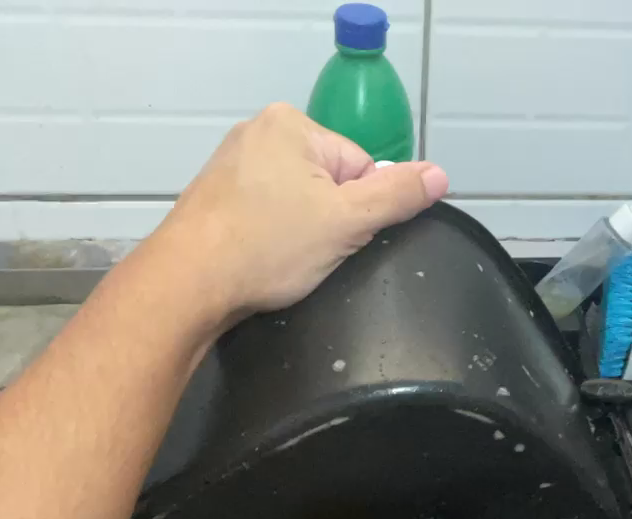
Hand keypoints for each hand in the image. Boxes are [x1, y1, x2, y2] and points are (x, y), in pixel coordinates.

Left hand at [148, 103, 448, 317]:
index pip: (360, 168)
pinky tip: (263, 259)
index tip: (339, 240)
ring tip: (284, 260)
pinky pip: (267, 214)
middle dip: (329, 223)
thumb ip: (397, 196)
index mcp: (294, 125)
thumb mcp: (346, 222)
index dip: (360, 212)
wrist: (191, 281)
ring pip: (297, 203)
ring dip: (301, 233)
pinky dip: (272, 237)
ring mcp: (233, 164)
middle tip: (310, 254)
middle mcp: (260, 132)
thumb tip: (440, 175)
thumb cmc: (269, 247)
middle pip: (329, 184)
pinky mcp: (216, 196)